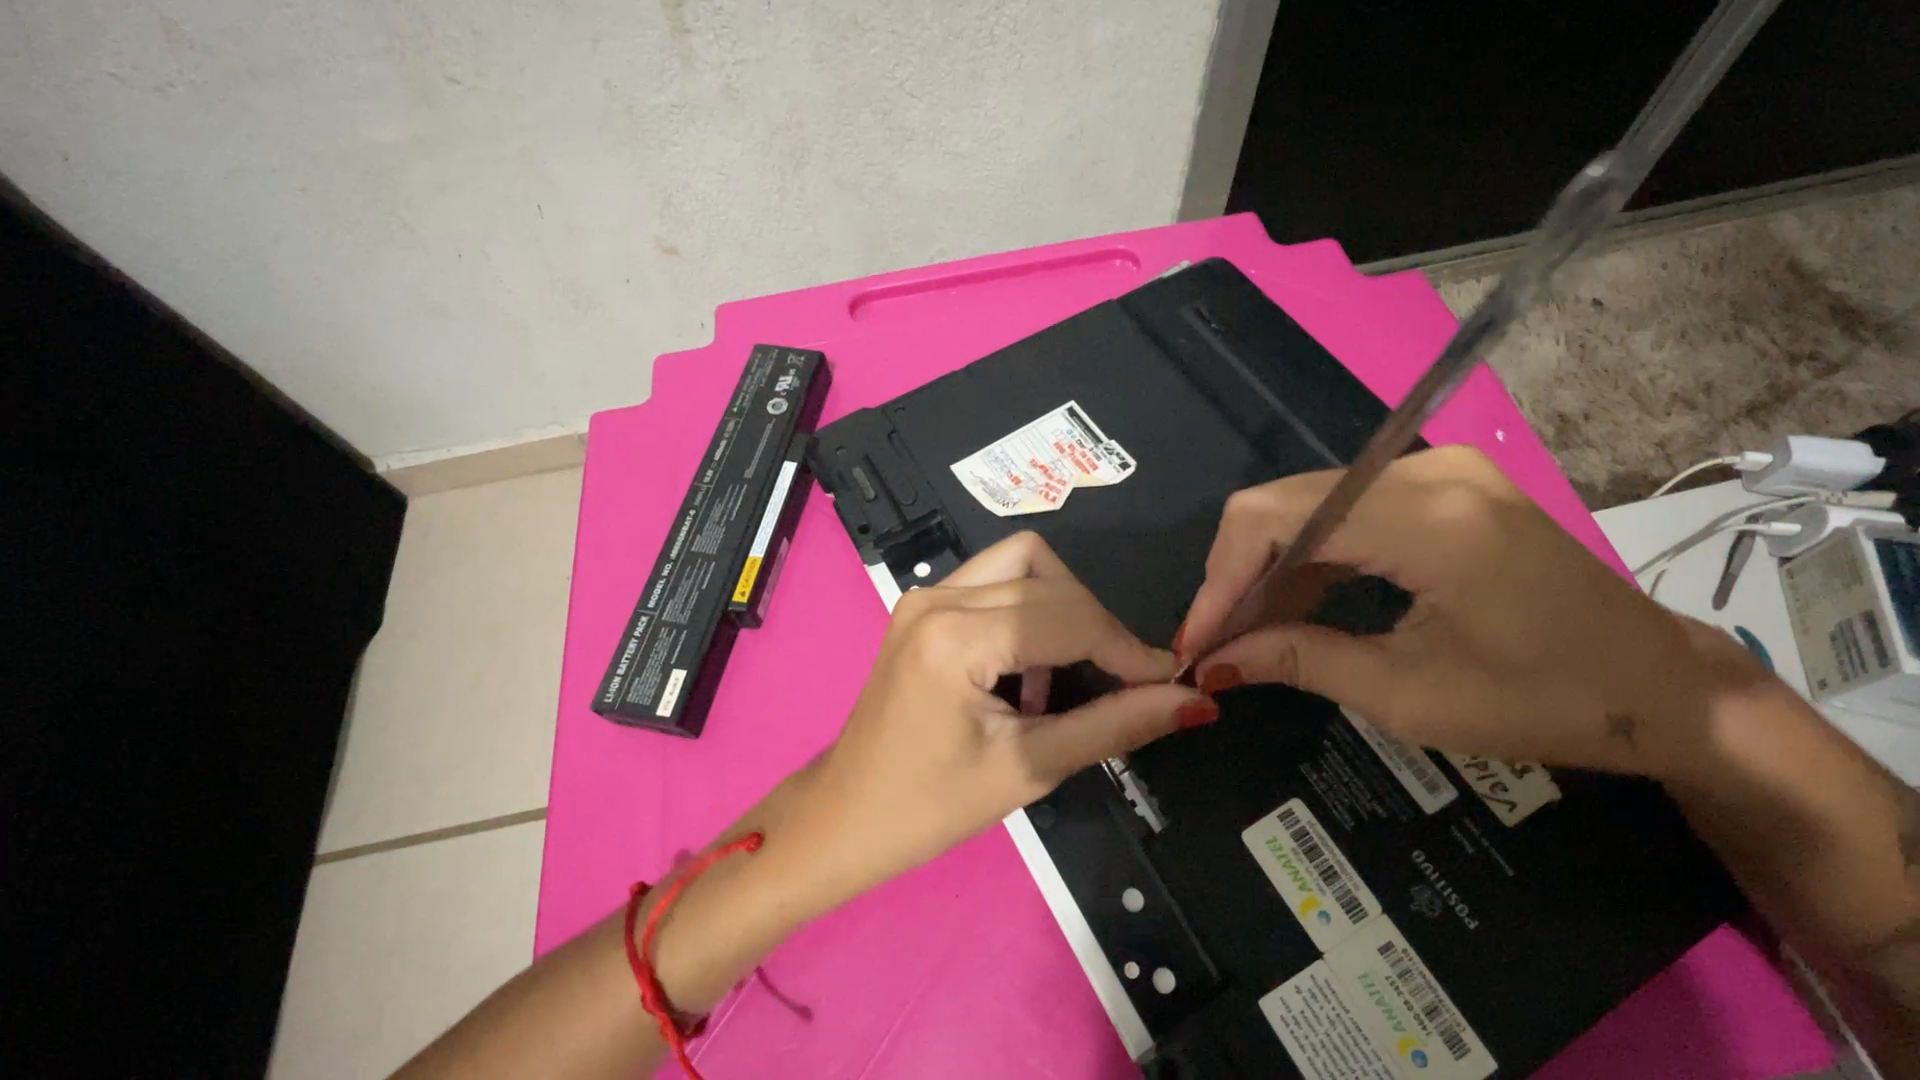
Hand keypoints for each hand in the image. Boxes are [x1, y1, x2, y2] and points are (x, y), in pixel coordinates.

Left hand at [773, 532, 1212, 909]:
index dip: (1129, 648)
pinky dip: (1030, 612)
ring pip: (1023, 563)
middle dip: (1097, 627)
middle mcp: (937, 597)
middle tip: (1121, 686)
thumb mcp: (1029, 768)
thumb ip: (1113, 725)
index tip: (1171, 682)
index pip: (1070, 615)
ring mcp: (924, 596)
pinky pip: (996, 582)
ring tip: (1067, 680)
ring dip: (1062, 609)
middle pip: (1050, 577)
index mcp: (955, 637)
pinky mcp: (922, 607)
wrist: (846, 817)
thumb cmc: (930, 808)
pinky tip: (1030, 674)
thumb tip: (1192, 701)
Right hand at [1181, 446, 1732, 777]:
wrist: (1664, 689)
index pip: (1276, 518)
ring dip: (1271, 568)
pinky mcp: (1445, 488)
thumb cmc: (1547, 702)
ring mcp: (1440, 473)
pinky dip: (1312, 558)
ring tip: (1248, 633)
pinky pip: (1347, 512)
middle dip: (1238, 574)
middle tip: (1217, 643)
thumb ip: (1300, 661)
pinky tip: (1296, 605)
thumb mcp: (1409, 694)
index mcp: (1428, 518)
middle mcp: (1428, 472)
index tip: (1197, 642)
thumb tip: (1214, 662)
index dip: (1220, 578)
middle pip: (1285, 502)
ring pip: (1310, 505)